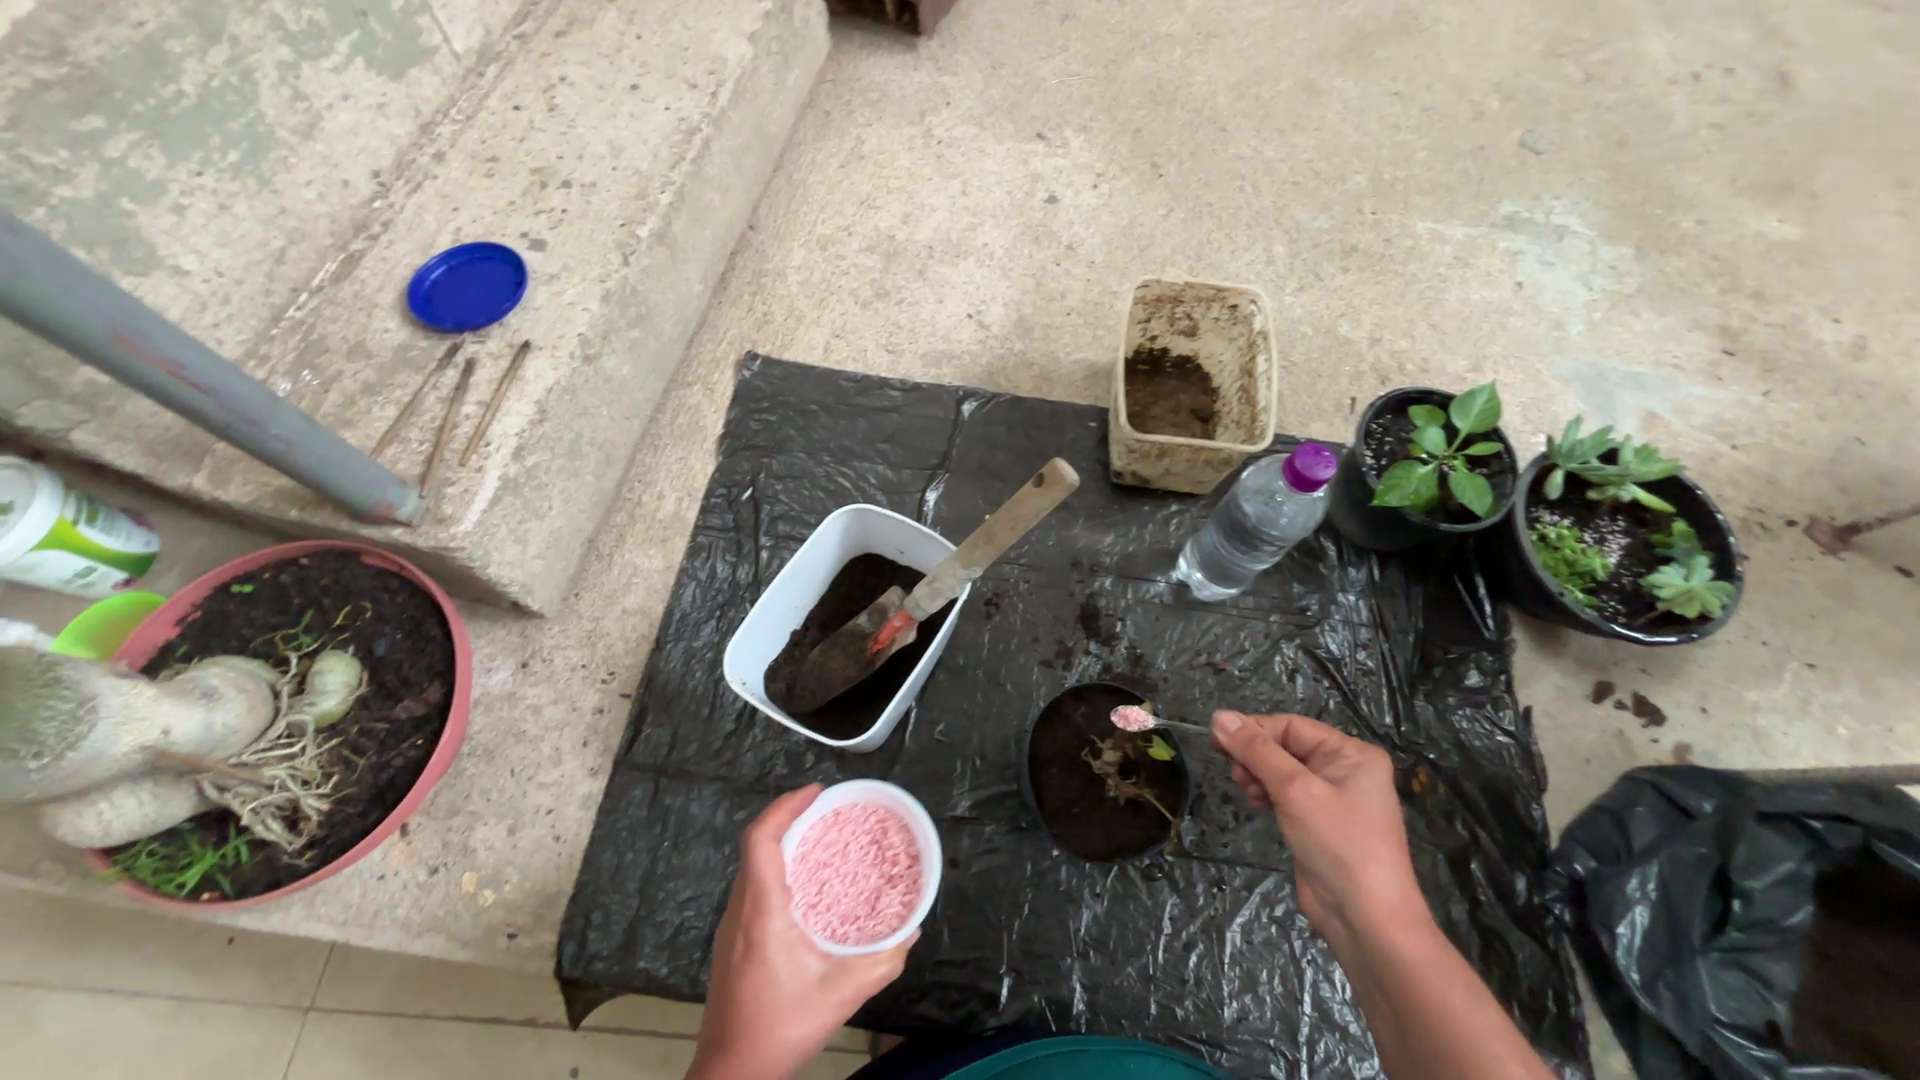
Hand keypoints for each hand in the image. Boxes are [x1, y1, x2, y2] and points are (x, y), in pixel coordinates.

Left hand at [689, 785, 915, 1079]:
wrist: (730, 1073)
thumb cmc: (780, 1029)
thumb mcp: (841, 996)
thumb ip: (882, 962)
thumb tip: (912, 930)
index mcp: (762, 911)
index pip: (760, 840)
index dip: (785, 806)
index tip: (817, 791)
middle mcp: (741, 910)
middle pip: (756, 845)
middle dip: (789, 817)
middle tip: (828, 809)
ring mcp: (731, 926)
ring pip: (752, 866)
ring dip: (782, 843)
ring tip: (821, 838)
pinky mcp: (731, 941)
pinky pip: (753, 886)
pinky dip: (777, 868)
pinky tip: (805, 885)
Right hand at [1211, 711, 1428, 946]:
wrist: (1365, 917)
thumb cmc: (1337, 843)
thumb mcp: (1294, 790)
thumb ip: (1256, 750)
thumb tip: (1219, 716)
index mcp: (1351, 753)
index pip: (1292, 726)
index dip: (1254, 731)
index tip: (1218, 743)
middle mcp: (1346, 769)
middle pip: (1286, 746)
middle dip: (1256, 756)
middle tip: (1235, 775)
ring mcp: (1334, 797)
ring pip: (1283, 770)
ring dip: (1259, 776)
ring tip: (1247, 792)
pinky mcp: (1320, 822)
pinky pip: (1287, 794)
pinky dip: (1268, 794)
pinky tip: (1258, 805)